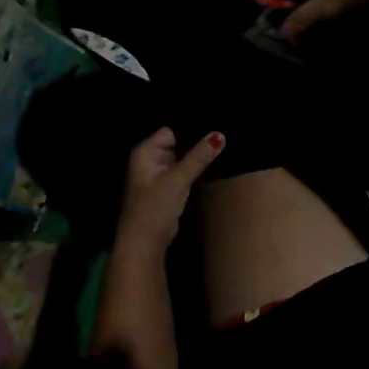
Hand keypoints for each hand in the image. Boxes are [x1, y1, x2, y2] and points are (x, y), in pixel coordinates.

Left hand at [119, 127, 225, 248]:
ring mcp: (158, 173)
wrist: (145, 243)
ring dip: (196, 156)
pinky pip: (182, 170)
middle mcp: (150, 158)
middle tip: (223, 136)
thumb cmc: (155, 207)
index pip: (171, 130)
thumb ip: (199, 157)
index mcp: (145, 151)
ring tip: (221, 147)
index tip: (214, 126)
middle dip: (196, 142)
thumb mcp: (178, 179)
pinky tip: (211, 163)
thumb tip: (220, 134)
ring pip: (181, 157)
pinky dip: (193, 169)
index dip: (190, 129)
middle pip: (177, 142)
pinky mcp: (167, 186)